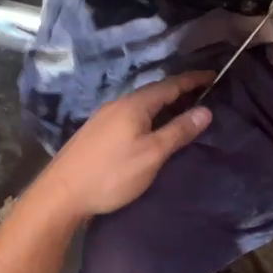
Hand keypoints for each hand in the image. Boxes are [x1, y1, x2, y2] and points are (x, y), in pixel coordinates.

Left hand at [30, 70, 213, 222]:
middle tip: (202, 93)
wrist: (59, 197)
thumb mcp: (152, 154)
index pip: (171, 84)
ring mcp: (103, 117)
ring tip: (181, 110)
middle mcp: (119, 104)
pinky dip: (148, 114)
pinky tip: (150, 127)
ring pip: (141, 103)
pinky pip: (130, 114)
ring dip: (163, 103)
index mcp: (135, 105)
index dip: (194, 79)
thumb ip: (179, 131)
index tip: (214, 75)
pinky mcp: (94, 132)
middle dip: (179, 90)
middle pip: (155, 91)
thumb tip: (206, 110)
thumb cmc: (111, 175)